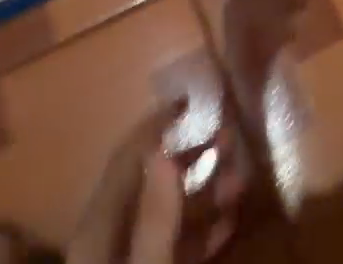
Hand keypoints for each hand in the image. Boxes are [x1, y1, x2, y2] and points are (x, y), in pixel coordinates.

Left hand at [65, 100, 244, 263]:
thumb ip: (155, 216)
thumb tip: (165, 152)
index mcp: (100, 222)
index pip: (129, 154)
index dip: (159, 121)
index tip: (192, 95)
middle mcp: (111, 230)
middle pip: (155, 177)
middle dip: (195, 154)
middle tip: (232, 135)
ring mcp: (129, 252)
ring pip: (171, 207)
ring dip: (208, 190)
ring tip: (241, 177)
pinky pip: (177, 238)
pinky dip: (205, 226)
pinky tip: (231, 219)